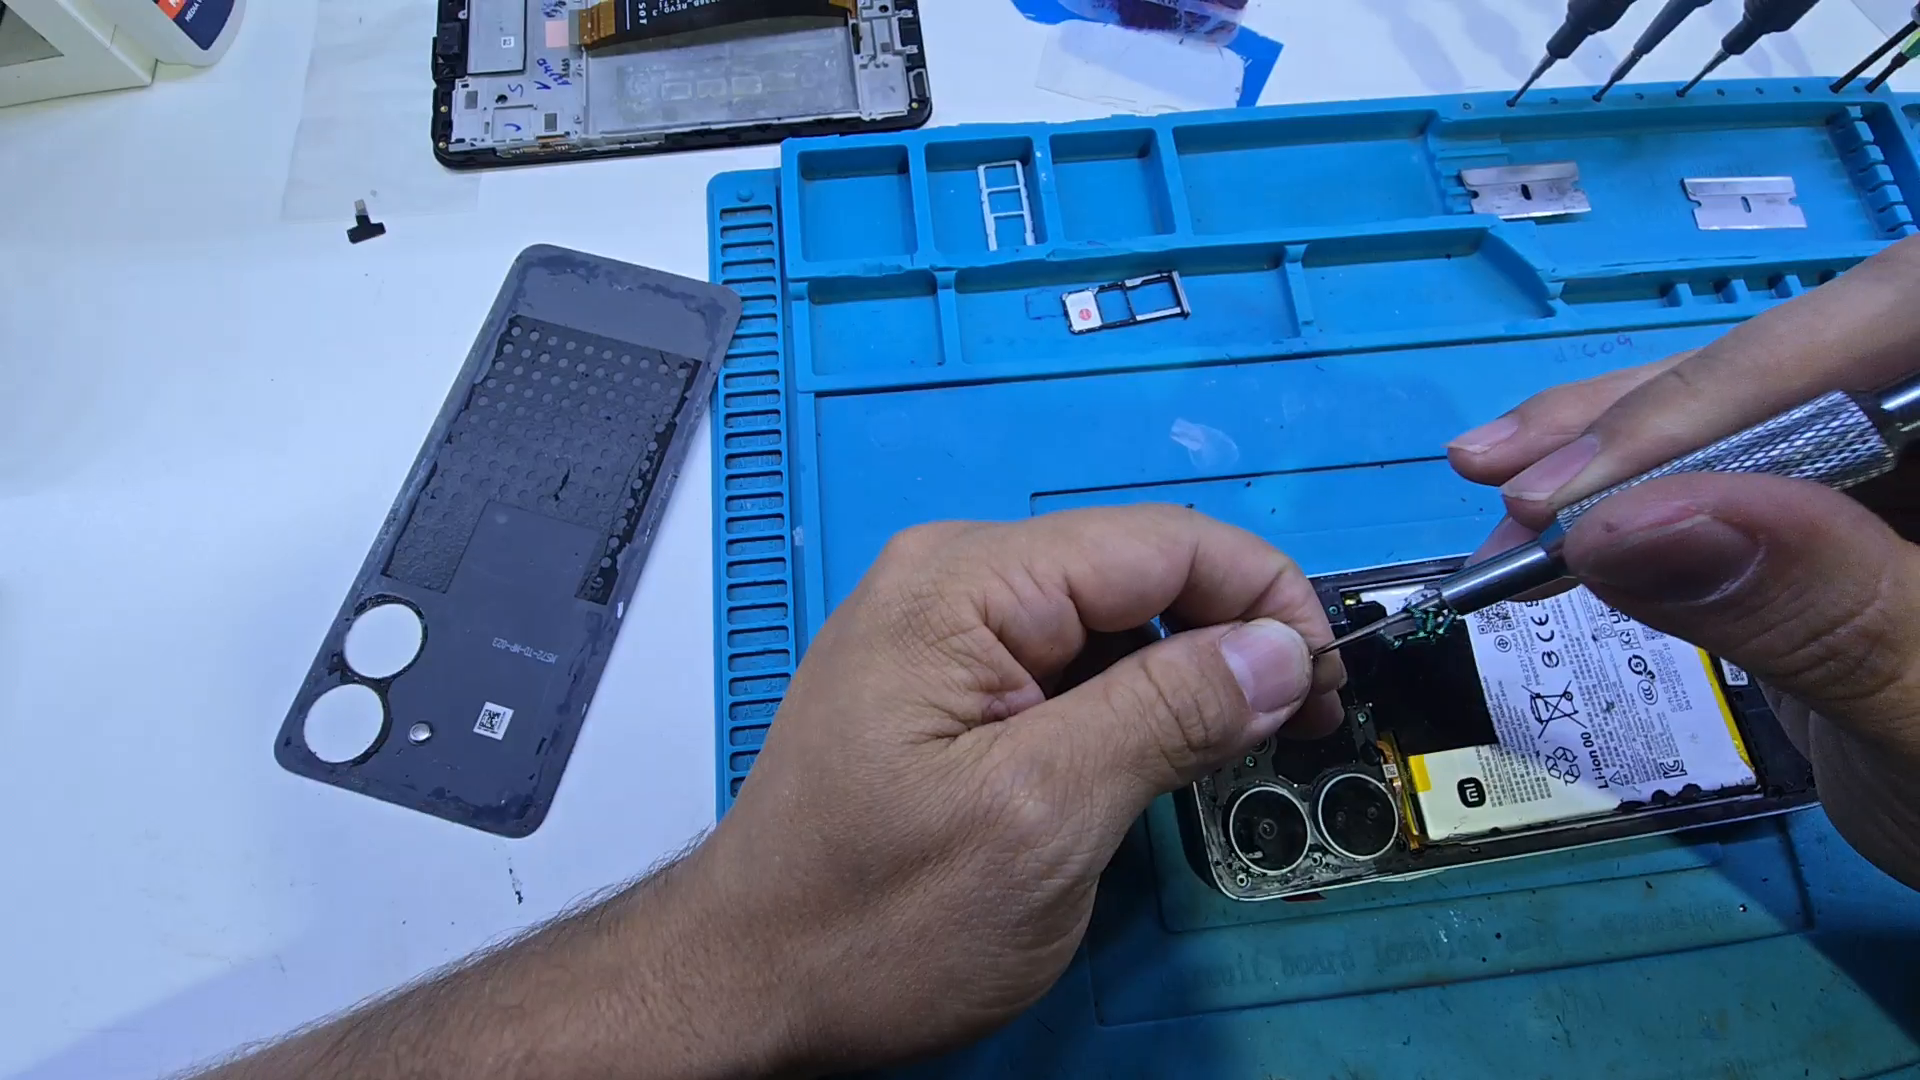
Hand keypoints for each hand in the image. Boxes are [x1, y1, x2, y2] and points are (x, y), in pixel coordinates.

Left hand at [198, 505, 1340, 1079]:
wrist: (753, 973)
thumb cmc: (880, 913)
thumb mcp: (1041, 817)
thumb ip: (1166, 715)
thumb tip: (1283, 647)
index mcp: (969, 580)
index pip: (1157, 542)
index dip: (1261, 595)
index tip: (1324, 683)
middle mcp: (954, 572)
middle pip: (1131, 571)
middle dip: (1224, 635)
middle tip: (1286, 729)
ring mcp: (944, 617)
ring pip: (1104, 616)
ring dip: (1178, 671)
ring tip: (1219, 751)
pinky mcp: (946, 667)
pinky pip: (1062, 656)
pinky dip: (1124, 695)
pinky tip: (1142, 752)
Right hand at [1447, 235, 1919, 888]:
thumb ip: (1818, 612)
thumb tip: (1619, 527)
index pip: (1905, 317)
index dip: (1730, 379)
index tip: (1578, 481)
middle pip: (1800, 353)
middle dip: (1633, 420)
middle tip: (1498, 472)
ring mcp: (1897, 458)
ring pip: (1732, 409)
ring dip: (1598, 458)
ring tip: (1496, 495)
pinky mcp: (1828, 502)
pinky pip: (1705, 474)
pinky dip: (1609, 504)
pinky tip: (1539, 534)